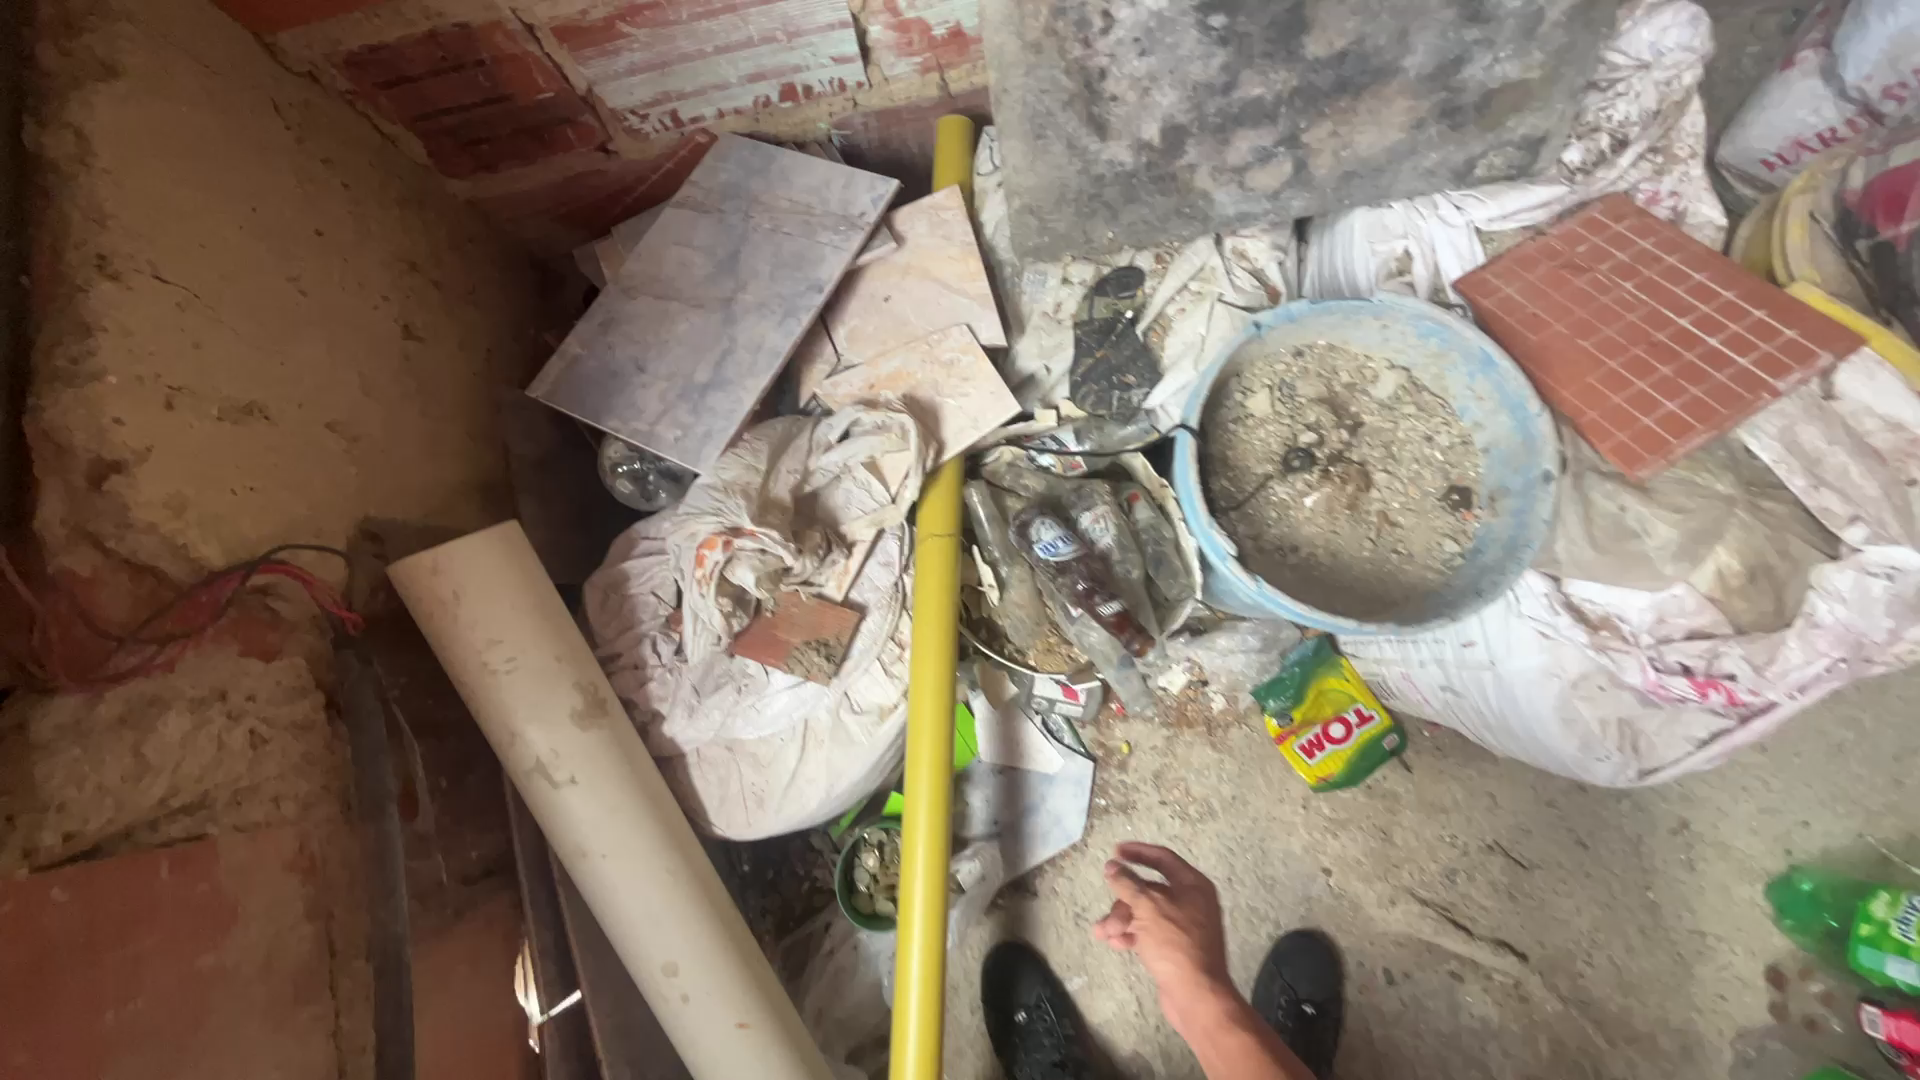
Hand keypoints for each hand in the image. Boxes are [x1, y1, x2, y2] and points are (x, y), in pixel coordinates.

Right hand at [1091, 842, 1233, 1026]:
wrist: (1197, 997)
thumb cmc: (1175, 944)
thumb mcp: (1148, 907)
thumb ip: (1128, 883)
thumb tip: (1112, 866)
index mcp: (1192, 885)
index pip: (1163, 858)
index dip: (1138, 853)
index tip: (1115, 851)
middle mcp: (1191, 901)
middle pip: (1149, 889)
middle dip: (1124, 901)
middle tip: (1109, 915)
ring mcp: (1184, 926)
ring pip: (1145, 912)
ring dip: (1122, 920)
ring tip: (1104, 934)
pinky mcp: (1175, 947)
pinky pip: (1149, 932)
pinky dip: (1132, 934)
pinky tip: (1115, 943)